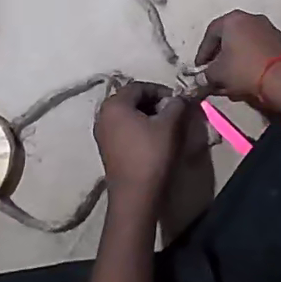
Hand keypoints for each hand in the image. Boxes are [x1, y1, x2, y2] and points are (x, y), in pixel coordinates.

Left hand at [93, 81, 189, 210]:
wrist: (135, 194)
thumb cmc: (152, 154)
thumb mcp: (170, 125)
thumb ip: (176, 104)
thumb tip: (179, 98)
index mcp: (114, 104)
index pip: (139, 87)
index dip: (161, 91)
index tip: (178, 101)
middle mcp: (102, 115)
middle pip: (131, 100)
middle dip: (154, 103)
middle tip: (173, 113)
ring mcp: (102, 133)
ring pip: (127, 115)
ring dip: (147, 116)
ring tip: (166, 127)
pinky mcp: (106, 149)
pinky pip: (123, 129)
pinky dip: (139, 129)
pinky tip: (153, 139)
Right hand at [195, 11, 280, 108]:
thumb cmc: (245, 70)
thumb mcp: (218, 74)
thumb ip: (205, 75)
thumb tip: (201, 80)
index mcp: (233, 19)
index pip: (211, 34)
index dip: (202, 53)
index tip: (199, 69)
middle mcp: (252, 18)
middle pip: (229, 37)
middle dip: (219, 57)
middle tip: (214, 73)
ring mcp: (269, 29)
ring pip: (244, 45)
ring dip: (235, 61)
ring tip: (230, 80)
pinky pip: (258, 51)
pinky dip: (250, 62)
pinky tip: (247, 78)